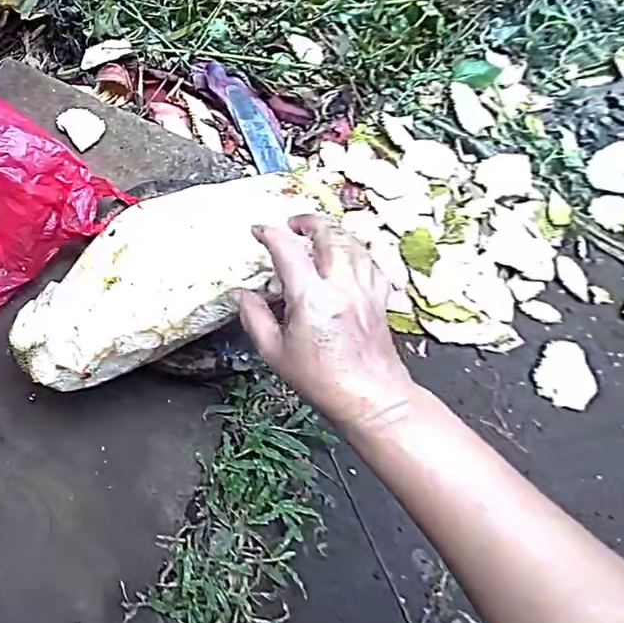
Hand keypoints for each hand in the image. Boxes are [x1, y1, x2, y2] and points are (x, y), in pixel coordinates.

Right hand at [238, 214, 418, 434]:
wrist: (373, 400)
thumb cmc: (323, 380)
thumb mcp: (274, 352)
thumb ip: (254, 318)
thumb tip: (244, 295)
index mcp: (311, 297)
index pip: (287, 249)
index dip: (269, 234)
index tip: (258, 232)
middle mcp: (341, 286)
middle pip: (328, 234)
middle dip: (307, 222)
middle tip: (291, 225)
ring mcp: (364, 290)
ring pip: (352, 243)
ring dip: (331, 233)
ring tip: (316, 237)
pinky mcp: (379, 298)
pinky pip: (369, 262)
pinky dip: (353, 252)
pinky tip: (344, 259)